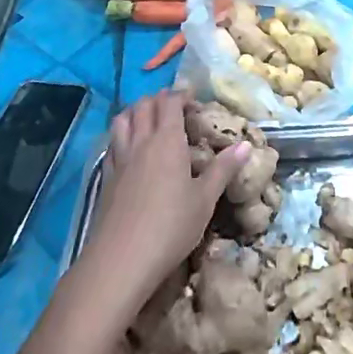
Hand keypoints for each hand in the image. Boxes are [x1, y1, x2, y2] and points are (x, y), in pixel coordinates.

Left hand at [84, 90, 248, 302]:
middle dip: (159, 99)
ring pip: (123, 118)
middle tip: (175, 108)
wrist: (122, 257)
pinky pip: (112, 141)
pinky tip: (130, 147)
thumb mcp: (205, 199)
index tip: (193, 101)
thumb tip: (245, 145)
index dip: (181, 96)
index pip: (170, 103)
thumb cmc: (171, 226)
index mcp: (167, 140)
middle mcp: (141, 141)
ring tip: (149, 119)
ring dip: (136, 110)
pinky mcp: (106, 174)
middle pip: (144, 105)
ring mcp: (120, 157)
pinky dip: (122, 133)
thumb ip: (223, 169)